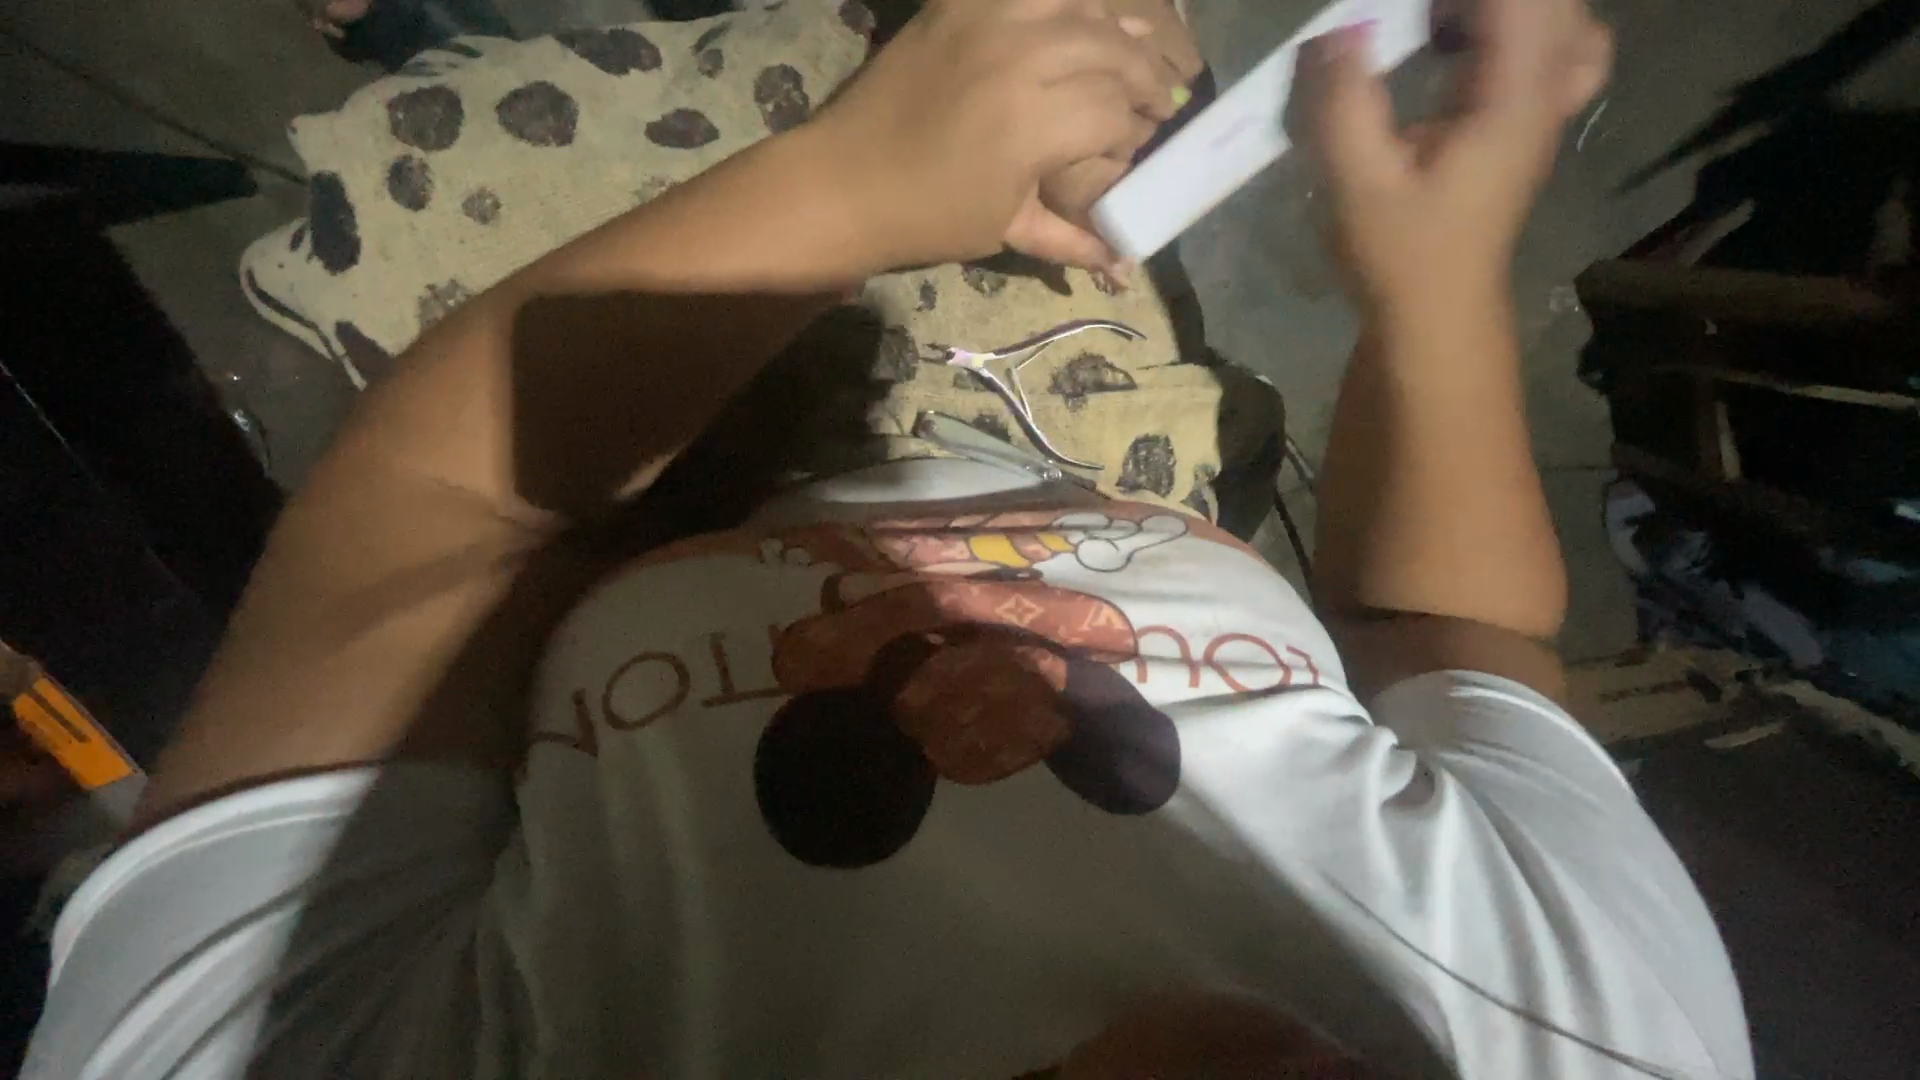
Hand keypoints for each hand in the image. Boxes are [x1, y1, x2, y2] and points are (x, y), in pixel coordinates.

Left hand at [810, 0, 1177, 270]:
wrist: (843, 183)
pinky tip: (1088, 13)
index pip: (1115, 111)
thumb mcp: (1003, 230)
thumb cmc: (925, 219)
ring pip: (1083, 0)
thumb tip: (1124, 268)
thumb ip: (1070, 237)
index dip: (1138, 131)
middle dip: (1147, 73)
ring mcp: (989, 17)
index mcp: (1033, 122)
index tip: (1144, 144)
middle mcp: (1021, 54)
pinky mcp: (962, 1)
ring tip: (1144, 44)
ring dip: (1122, 21)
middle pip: (1112, 46)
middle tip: (1165, 93)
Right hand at [1296, 0, 1611, 313]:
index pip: (1516, 0)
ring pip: (1552, 21)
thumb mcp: (1358, 185)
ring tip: (1429, 24)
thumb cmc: (1399, 256)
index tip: (1389, 10)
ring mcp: (1540, 110)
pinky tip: (1455, 51)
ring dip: (1495, 14)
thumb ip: (1345, 105)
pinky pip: (1544, 50)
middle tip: (1403, 21)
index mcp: (1515, 96)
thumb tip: (1336, 33)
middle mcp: (1544, 91)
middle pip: (1545, 3)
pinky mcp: (1520, 128)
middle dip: (1466, 4)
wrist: (1433, 314)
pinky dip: (1508, 33)